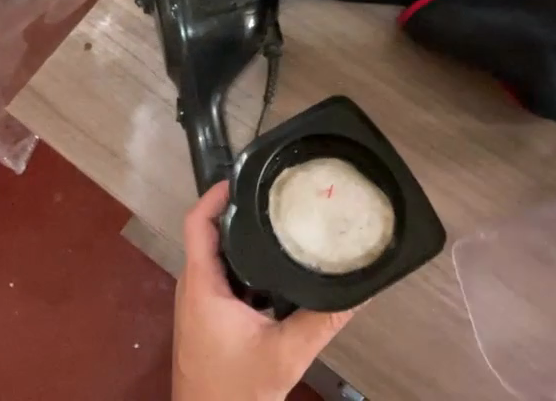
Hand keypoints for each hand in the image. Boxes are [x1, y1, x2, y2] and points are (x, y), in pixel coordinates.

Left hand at [173, 182, 353, 400]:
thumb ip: (322, 319)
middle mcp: (194, 287)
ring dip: (243, 240)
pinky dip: (245, 267)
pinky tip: (276, 271)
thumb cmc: (237, 393)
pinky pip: (223, 279)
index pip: (197, 221)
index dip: (216, 193)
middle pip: (210, 233)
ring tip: (281, 223)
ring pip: (217, 257)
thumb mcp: (286, 354)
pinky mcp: (207, 322)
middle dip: (241, 211)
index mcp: (202, 285)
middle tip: (277, 196)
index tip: (247, 176)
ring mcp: (198, 306)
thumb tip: (361, 289)